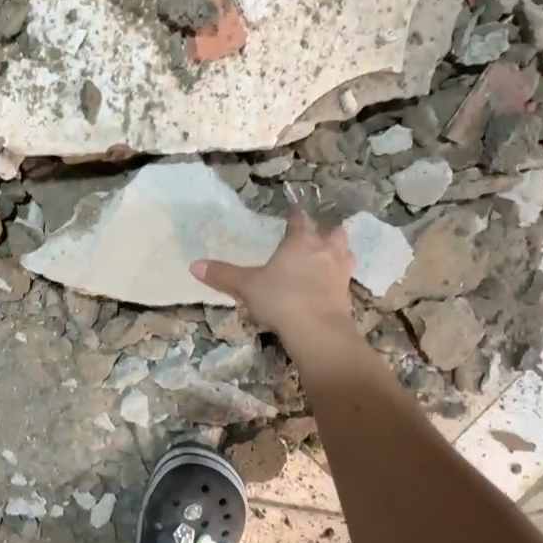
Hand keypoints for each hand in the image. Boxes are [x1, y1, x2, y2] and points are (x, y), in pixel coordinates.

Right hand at [191, 209, 360, 346]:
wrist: (318, 330)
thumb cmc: (281, 298)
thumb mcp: (246, 286)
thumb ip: (223, 275)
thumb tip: (194, 265)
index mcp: (300, 241)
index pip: (300, 219)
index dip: (295, 215)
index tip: (291, 213)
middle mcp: (325, 250)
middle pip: (333, 232)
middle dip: (325, 231)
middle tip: (315, 235)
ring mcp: (340, 272)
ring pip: (345, 252)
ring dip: (338, 251)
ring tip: (327, 256)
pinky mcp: (348, 294)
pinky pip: (346, 277)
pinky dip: (339, 276)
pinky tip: (329, 284)